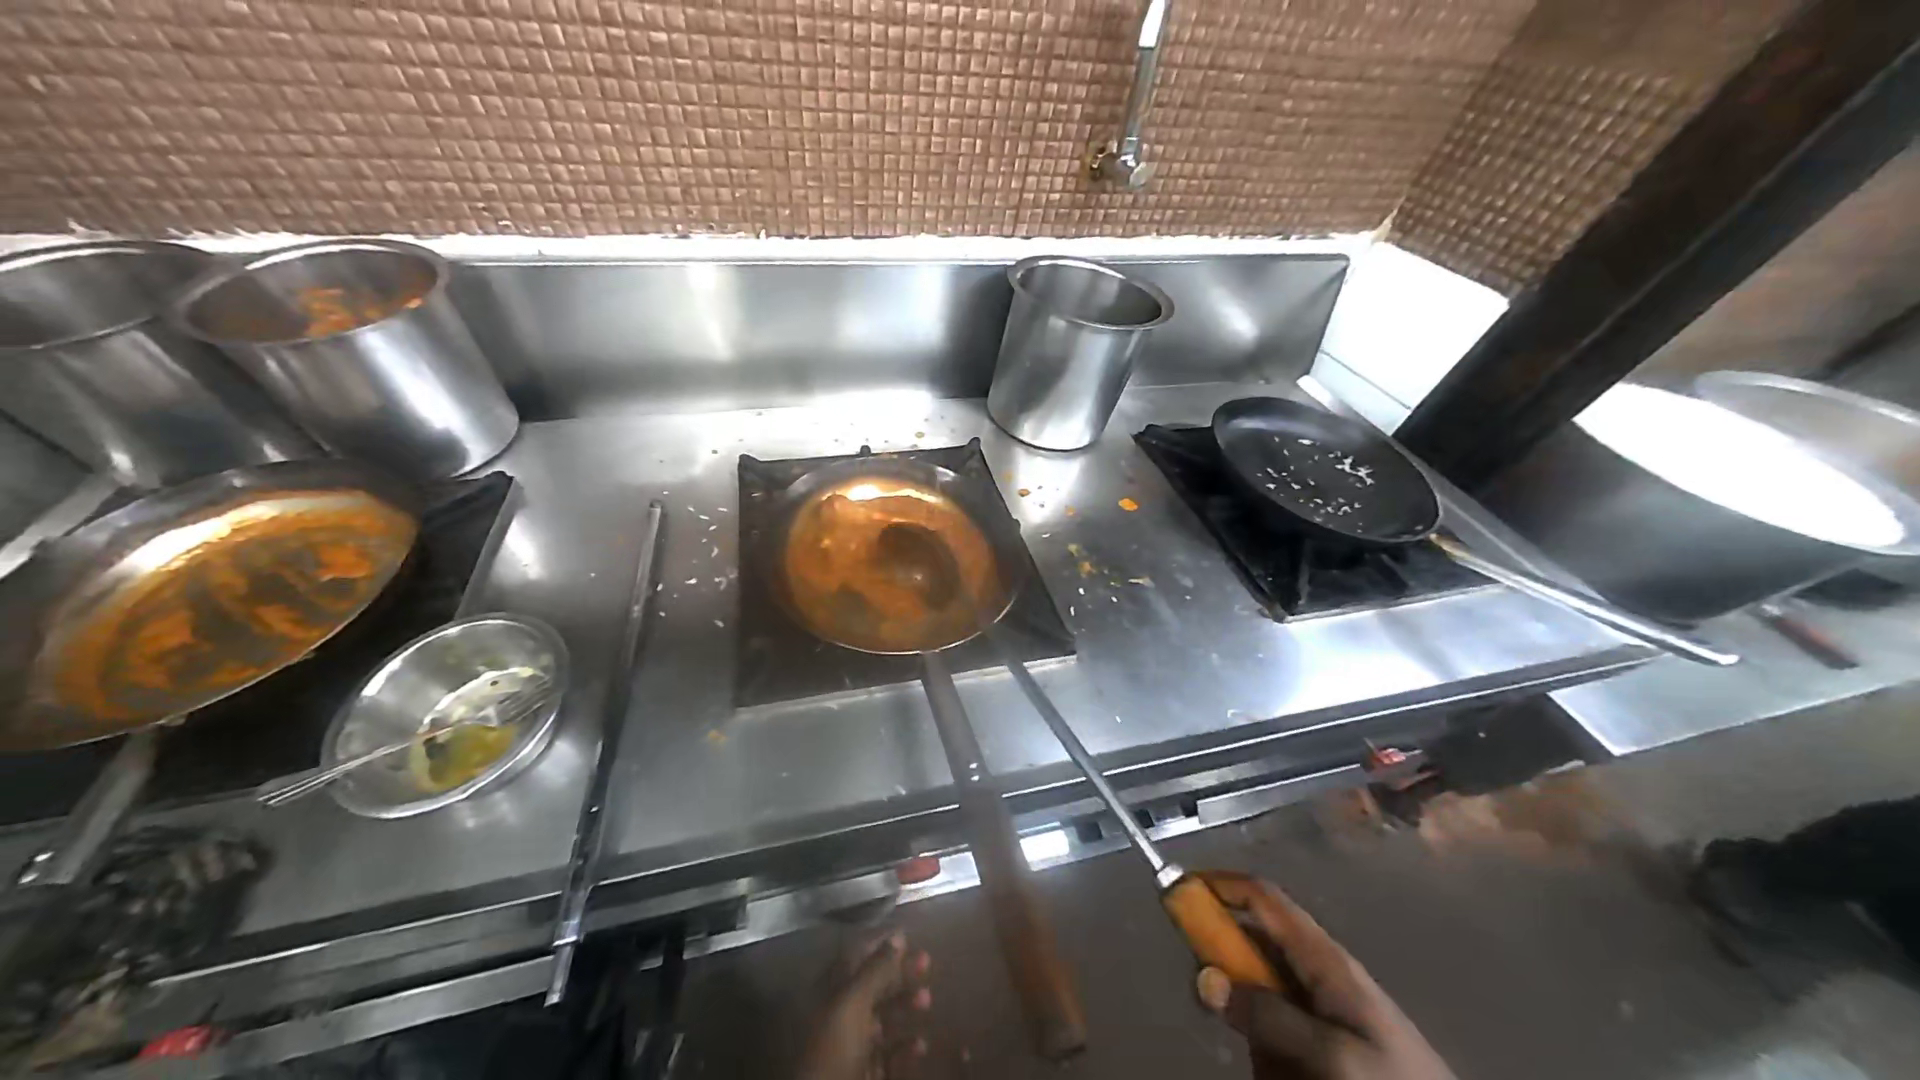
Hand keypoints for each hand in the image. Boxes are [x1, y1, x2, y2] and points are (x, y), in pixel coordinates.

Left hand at [796, 931, 932, 1079]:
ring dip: (907, 1007)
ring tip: (927, 1001)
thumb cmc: (833, 1049)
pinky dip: (906, 1048)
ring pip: (884, 1019)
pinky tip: (921, 1045)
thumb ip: (875, 969)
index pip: (854, 957)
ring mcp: (852, 1048)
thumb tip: (898, 935)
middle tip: (927, 962)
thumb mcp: (852, 1003)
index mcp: (828, 993)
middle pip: (873, 986)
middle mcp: (838, 1016)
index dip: (880, 945)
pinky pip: (890, 1056)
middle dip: (900, 973)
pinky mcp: (866, 1073)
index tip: (908, 936)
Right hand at [1194, 871, 1453, 1079]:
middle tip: (1208, 997)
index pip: (1263, 896)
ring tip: (1273, 1066)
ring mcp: (1319, 1002)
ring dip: (1248, 1020)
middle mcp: (1315, 969)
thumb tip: (1204, 979)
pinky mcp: (1322, 1035)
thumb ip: (1269, 1016)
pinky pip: (1274, 1028)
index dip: (1220, 883)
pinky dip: (1266, 1049)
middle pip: (1251, 941)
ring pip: (1258, 989)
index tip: (1177, 890)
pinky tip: (1283, 1075)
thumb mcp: (1333, 1054)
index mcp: (1322, 956)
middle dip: (1224, 965)